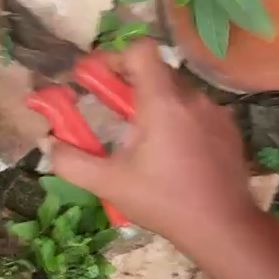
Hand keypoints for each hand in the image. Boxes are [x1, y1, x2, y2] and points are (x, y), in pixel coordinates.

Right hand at [49, 42, 258, 248]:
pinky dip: (178, 119)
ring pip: (176, 91)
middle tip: (111, 113)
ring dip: (154, 103)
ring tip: (142, 138)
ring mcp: (215, 112)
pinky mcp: (229, 129)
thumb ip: (71, 160)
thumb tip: (50, 143)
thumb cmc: (163, 201)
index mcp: (162, 103)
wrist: (224, 228)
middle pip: (156, 71)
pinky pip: (196, 110)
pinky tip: (171, 152)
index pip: (141, 50)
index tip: (99, 81)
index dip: (115, 57)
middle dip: (129, 85)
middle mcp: (192, 98)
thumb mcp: (108, 183)